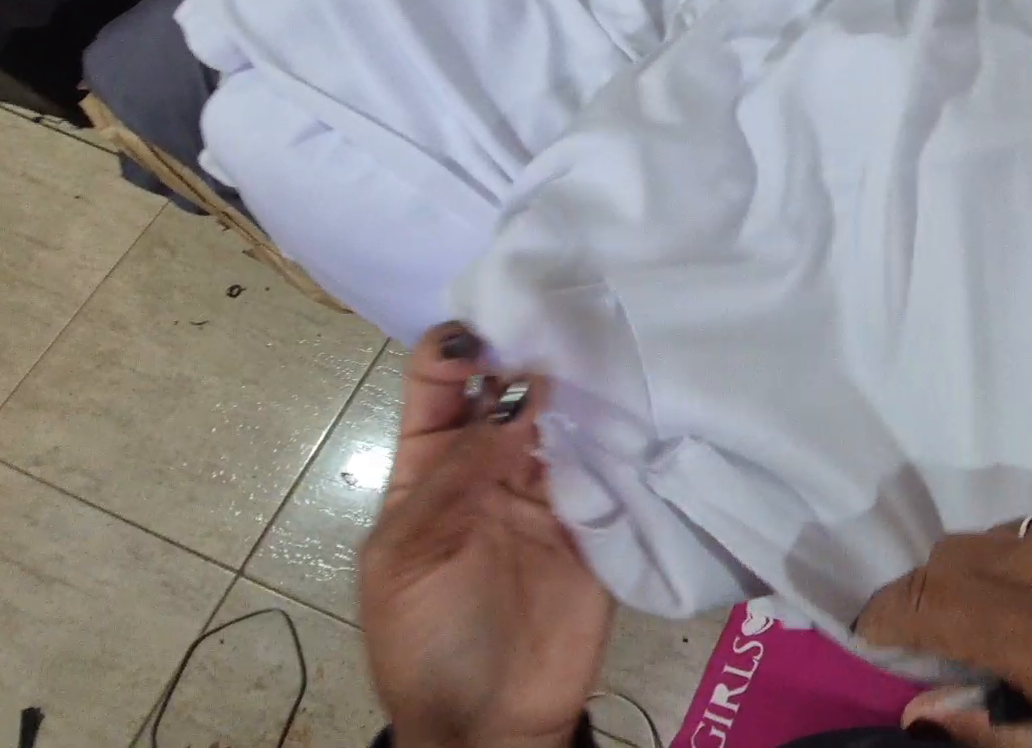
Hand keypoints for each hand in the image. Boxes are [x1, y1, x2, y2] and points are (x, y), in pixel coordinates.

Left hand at [360, 323, 613, 747]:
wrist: (496, 721)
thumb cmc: (428, 639)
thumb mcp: (403, 560)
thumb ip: (450, 478)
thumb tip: (511, 403)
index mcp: (430, 469)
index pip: (437, 391)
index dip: (452, 354)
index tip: (484, 336)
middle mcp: (492, 462)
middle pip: (506, 391)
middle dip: (522, 354)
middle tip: (555, 323)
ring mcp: (550, 482)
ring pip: (560, 415)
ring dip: (572, 383)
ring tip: (594, 345)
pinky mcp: (600, 504)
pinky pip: (606, 455)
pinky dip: (614, 424)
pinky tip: (628, 391)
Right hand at [857, 500, 1031, 747]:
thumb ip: (999, 736)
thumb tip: (919, 708)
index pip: (933, 602)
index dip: (887, 614)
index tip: (872, 631)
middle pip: (956, 552)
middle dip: (932, 593)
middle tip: (945, 636)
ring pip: (1004, 532)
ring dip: (989, 574)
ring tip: (1022, 617)